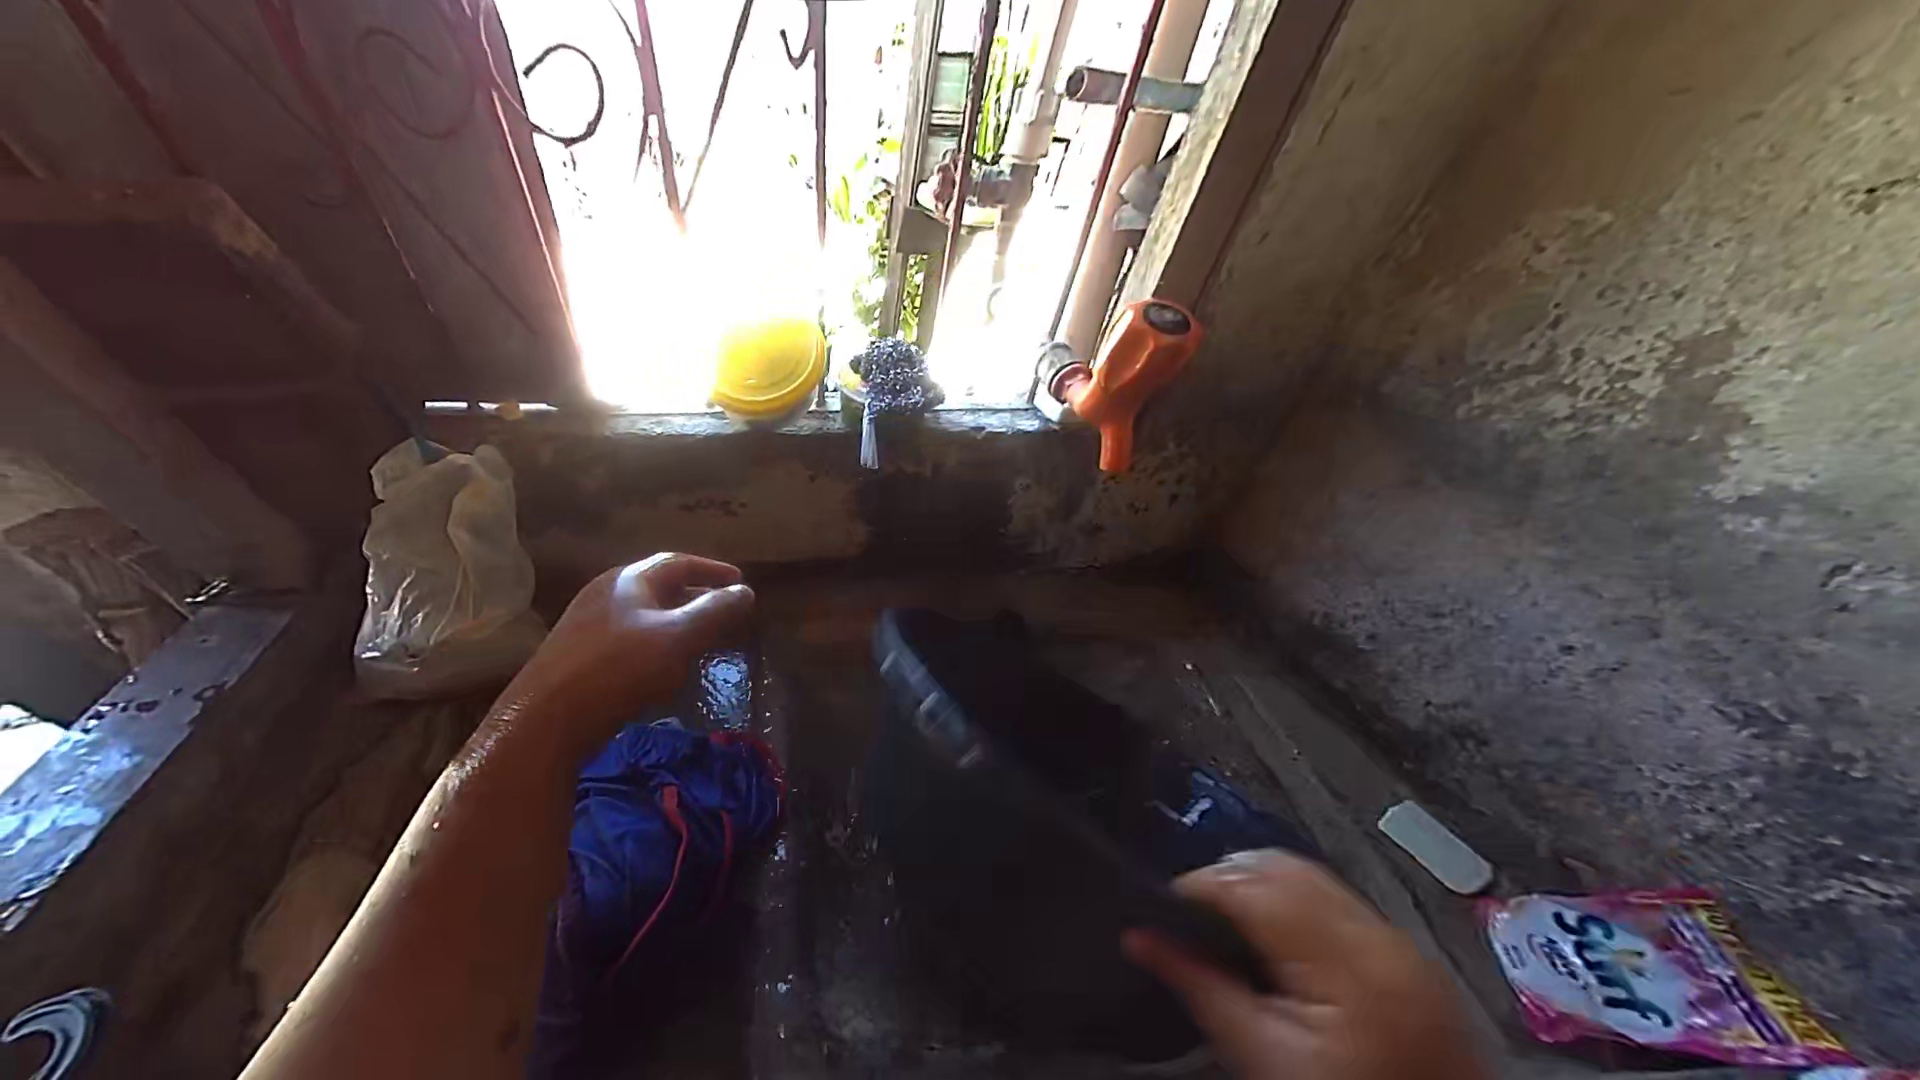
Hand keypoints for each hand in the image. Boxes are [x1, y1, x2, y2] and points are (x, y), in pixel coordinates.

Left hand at [504, 553, 755, 752]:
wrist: (546, 719)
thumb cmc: (621, 669)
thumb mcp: (680, 637)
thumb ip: (716, 611)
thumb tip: (746, 591)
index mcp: (631, 580)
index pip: (680, 562)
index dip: (713, 570)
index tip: (740, 581)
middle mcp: (607, 593)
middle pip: (661, 586)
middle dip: (698, 596)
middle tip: (726, 610)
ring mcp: (589, 622)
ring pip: (646, 613)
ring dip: (679, 620)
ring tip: (703, 637)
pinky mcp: (580, 652)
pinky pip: (631, 635)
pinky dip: (659, 640)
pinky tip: (666, 663)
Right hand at [1124, 850, 1487, 1079]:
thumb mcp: (1256, 1056)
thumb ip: (1196, 985)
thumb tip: (1136, 935)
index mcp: (1345, 965)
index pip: (1253, 886)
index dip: (1200, 883)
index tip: (1164, 903)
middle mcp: (1379, 938)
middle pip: (1282, 866)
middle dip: (1228, 876)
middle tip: (1194, 914)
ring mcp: (1400, 943)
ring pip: (1308, 871)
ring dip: (1259, 882)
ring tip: (1230, 922)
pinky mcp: (1407, 953)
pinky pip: (1334, 895)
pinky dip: (1293, 898)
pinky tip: (1275, 936)